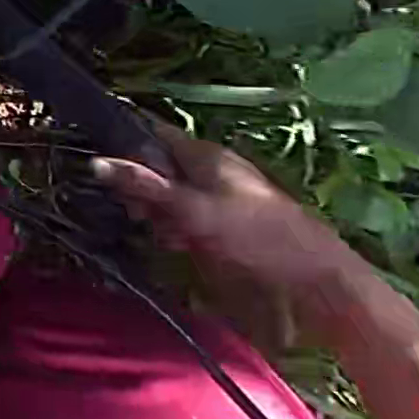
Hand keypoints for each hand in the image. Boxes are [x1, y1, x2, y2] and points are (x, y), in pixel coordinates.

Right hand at [93, 123, 372, 342]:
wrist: (325, 288)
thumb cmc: (256, 238)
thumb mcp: (190, 210)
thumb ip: (142, 185)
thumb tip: (94, 161)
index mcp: (205, 153)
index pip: (150, 130)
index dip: (124, 141)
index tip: (102, 162)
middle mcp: (214, 166)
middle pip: (157, 164)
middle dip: (141, 187)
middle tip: (139, 212)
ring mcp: (225, 193)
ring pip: (172, 191)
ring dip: (159, 211)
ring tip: (165, 234)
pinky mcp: (234, 220)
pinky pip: (190, 212)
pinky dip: (179, 224)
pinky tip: (183, 244)